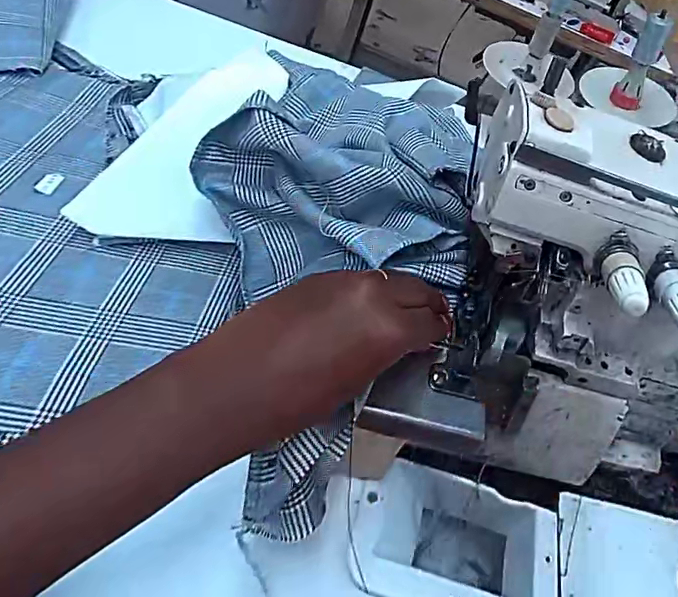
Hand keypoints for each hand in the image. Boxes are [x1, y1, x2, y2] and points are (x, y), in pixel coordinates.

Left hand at [181, 270, 449, 444]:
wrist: (236, 380)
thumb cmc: (294, 400)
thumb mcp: (355, 384)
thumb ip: (383, 355)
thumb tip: (398, 345)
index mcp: (387, 326)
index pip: (429, 321)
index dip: (440, 332)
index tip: (441, 338)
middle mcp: (371, 293)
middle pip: (416, 289)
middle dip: (429, 305)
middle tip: (434, 322)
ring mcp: (344, 280)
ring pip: (388, 278)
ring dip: (401, 294)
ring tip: (402, 314)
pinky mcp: (319, 277)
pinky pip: (359, 280)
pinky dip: (371, 291)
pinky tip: (364, 310)